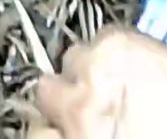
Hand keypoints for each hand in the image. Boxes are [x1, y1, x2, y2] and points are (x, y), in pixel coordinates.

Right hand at [29, 28, 166, 138]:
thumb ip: (84, 137)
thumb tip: (63, 131)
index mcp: (83, 135)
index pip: (35, 132)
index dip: (50, 132)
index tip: (62, 132)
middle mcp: (83, 102)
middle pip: (45, 90)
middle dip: (64, 100)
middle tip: (90, 112)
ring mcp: (99, 64)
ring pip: (69, 58)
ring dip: (85, 72)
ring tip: (113, 88)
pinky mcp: (119, 37)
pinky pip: (95, 39)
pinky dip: (107, 53)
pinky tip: (131, 72)